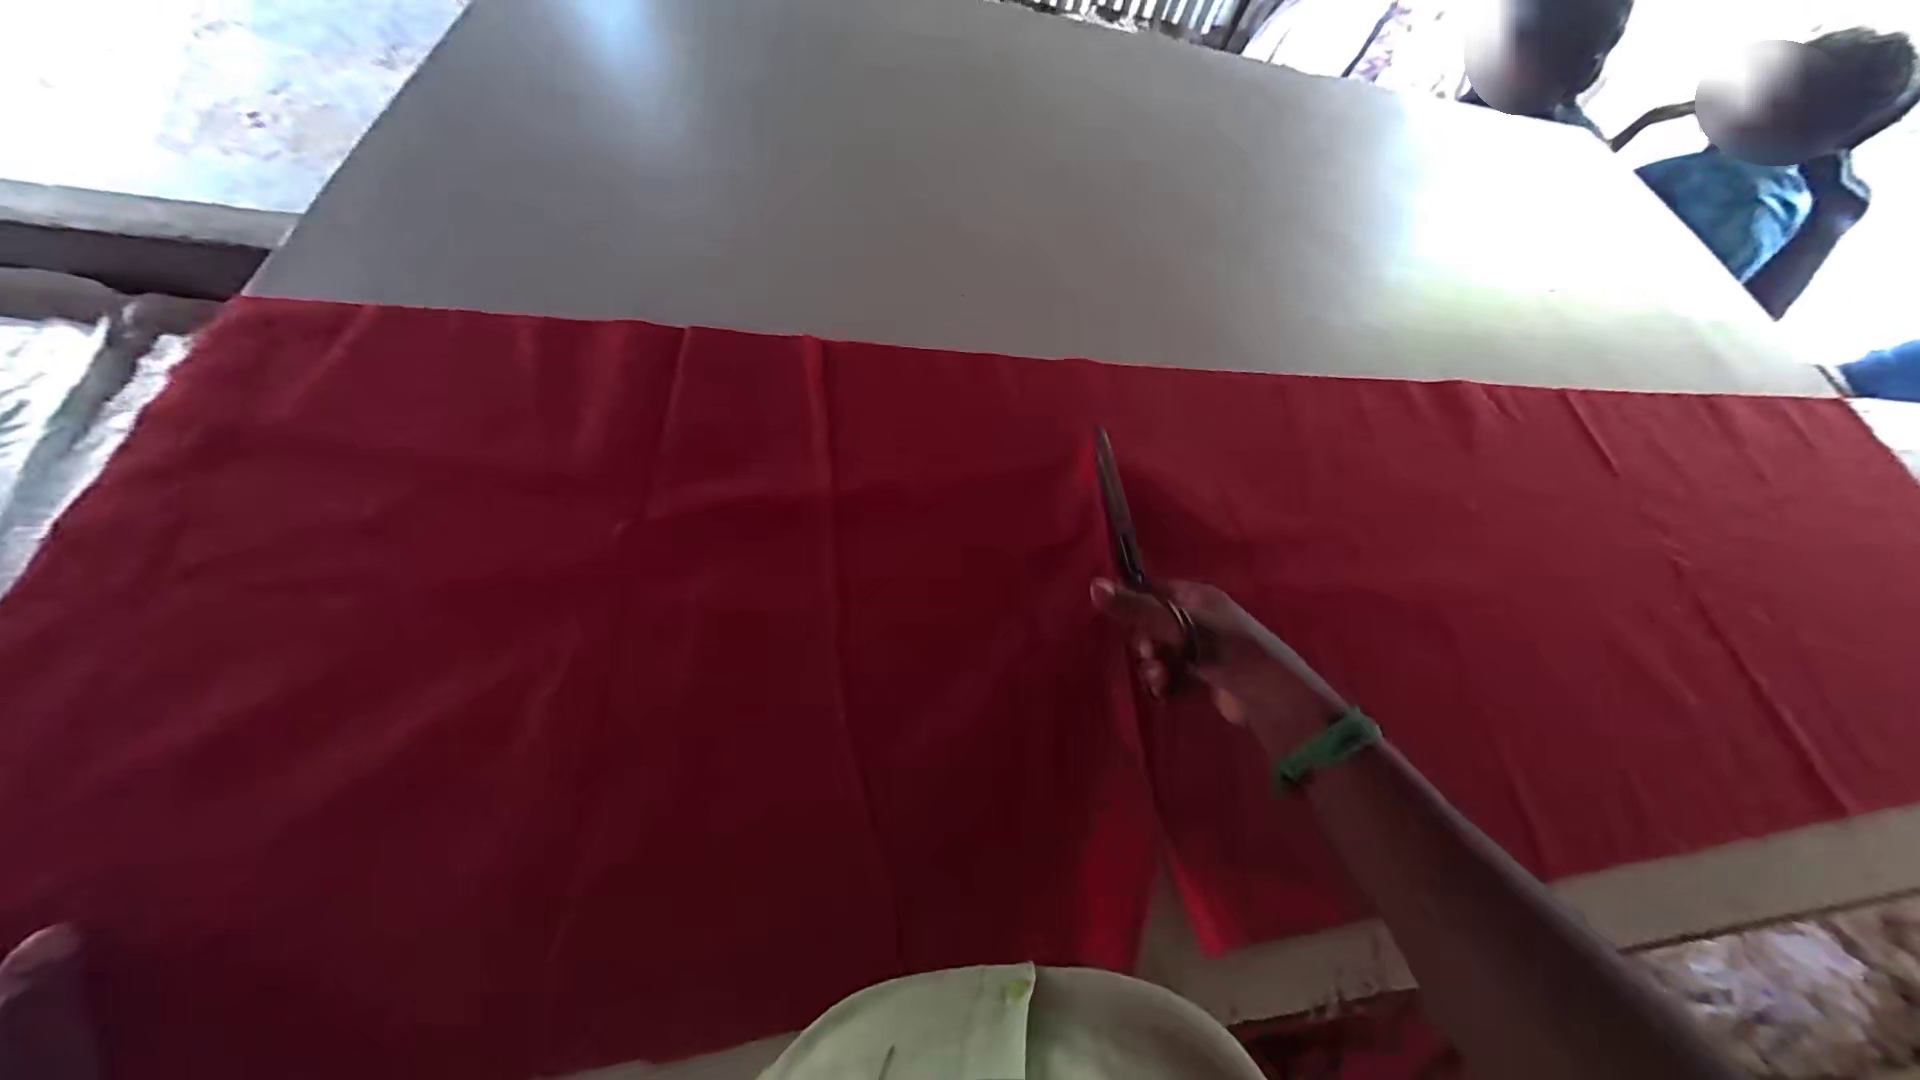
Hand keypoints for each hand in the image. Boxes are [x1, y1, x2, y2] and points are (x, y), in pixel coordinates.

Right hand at [1091, 578, 1347, 756]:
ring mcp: (1203, 648)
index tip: (1126, 625)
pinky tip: (1168, 693)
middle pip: (1152, 627)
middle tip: (1150, 658)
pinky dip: (1167, 684)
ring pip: (1161, 654)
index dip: (1134, 607)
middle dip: (1145, 646)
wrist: (1269, 696)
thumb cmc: (1225, 648)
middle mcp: (1198, 618)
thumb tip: (1092, 586)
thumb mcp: (1177, 625)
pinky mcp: (1206, 676)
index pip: (1152, 591)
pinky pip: (1173, 675)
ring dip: (1154, 669)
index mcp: (1196, 596)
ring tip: (1160, 681)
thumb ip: (1135, 608)